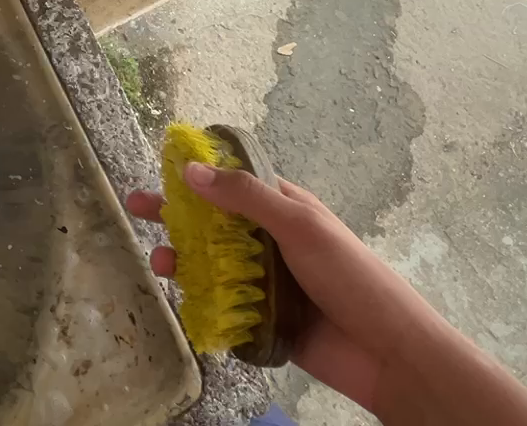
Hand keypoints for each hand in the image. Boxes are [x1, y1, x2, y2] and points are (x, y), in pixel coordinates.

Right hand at [127, 166, 526, 425]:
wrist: (392, 357)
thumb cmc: (352, 278)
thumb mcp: (299, 226)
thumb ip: (245, 197)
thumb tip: (190, 170)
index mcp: (282, 209)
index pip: (230, 182)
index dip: (195, 174)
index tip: (160, 170)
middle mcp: (269, 240)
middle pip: (211, 220)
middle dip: (173, 214)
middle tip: (135, 208)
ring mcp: (265, 279)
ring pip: (210, 261)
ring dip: (181, 258)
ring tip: (159, 263)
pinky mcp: (262, 317)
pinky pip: (221, 302)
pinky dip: (199, 298)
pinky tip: (181, 298)